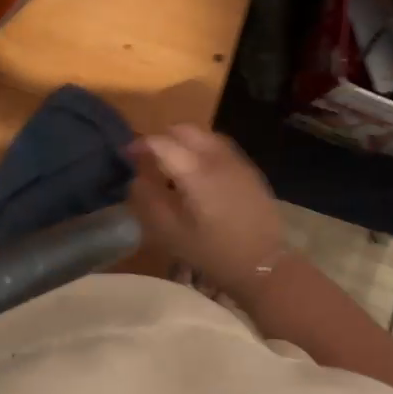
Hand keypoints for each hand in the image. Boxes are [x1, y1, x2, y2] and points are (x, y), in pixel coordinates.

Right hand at [128, 125, 286, 296]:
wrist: (264, 264)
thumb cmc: (214, 253)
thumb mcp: (172, 234)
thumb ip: (150, 202)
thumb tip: (137, 179)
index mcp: (195, 172)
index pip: (162, 143)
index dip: (141, 145)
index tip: (128, 155)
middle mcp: (216, 157)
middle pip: (184, 130)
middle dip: (163, 138)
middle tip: (150, 157)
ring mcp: (235, 160)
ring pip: (204, 135)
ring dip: (184, 141)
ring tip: (173, 164)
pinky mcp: (248, 168)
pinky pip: (219, 146)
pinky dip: (202, 149)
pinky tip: (198, 172)